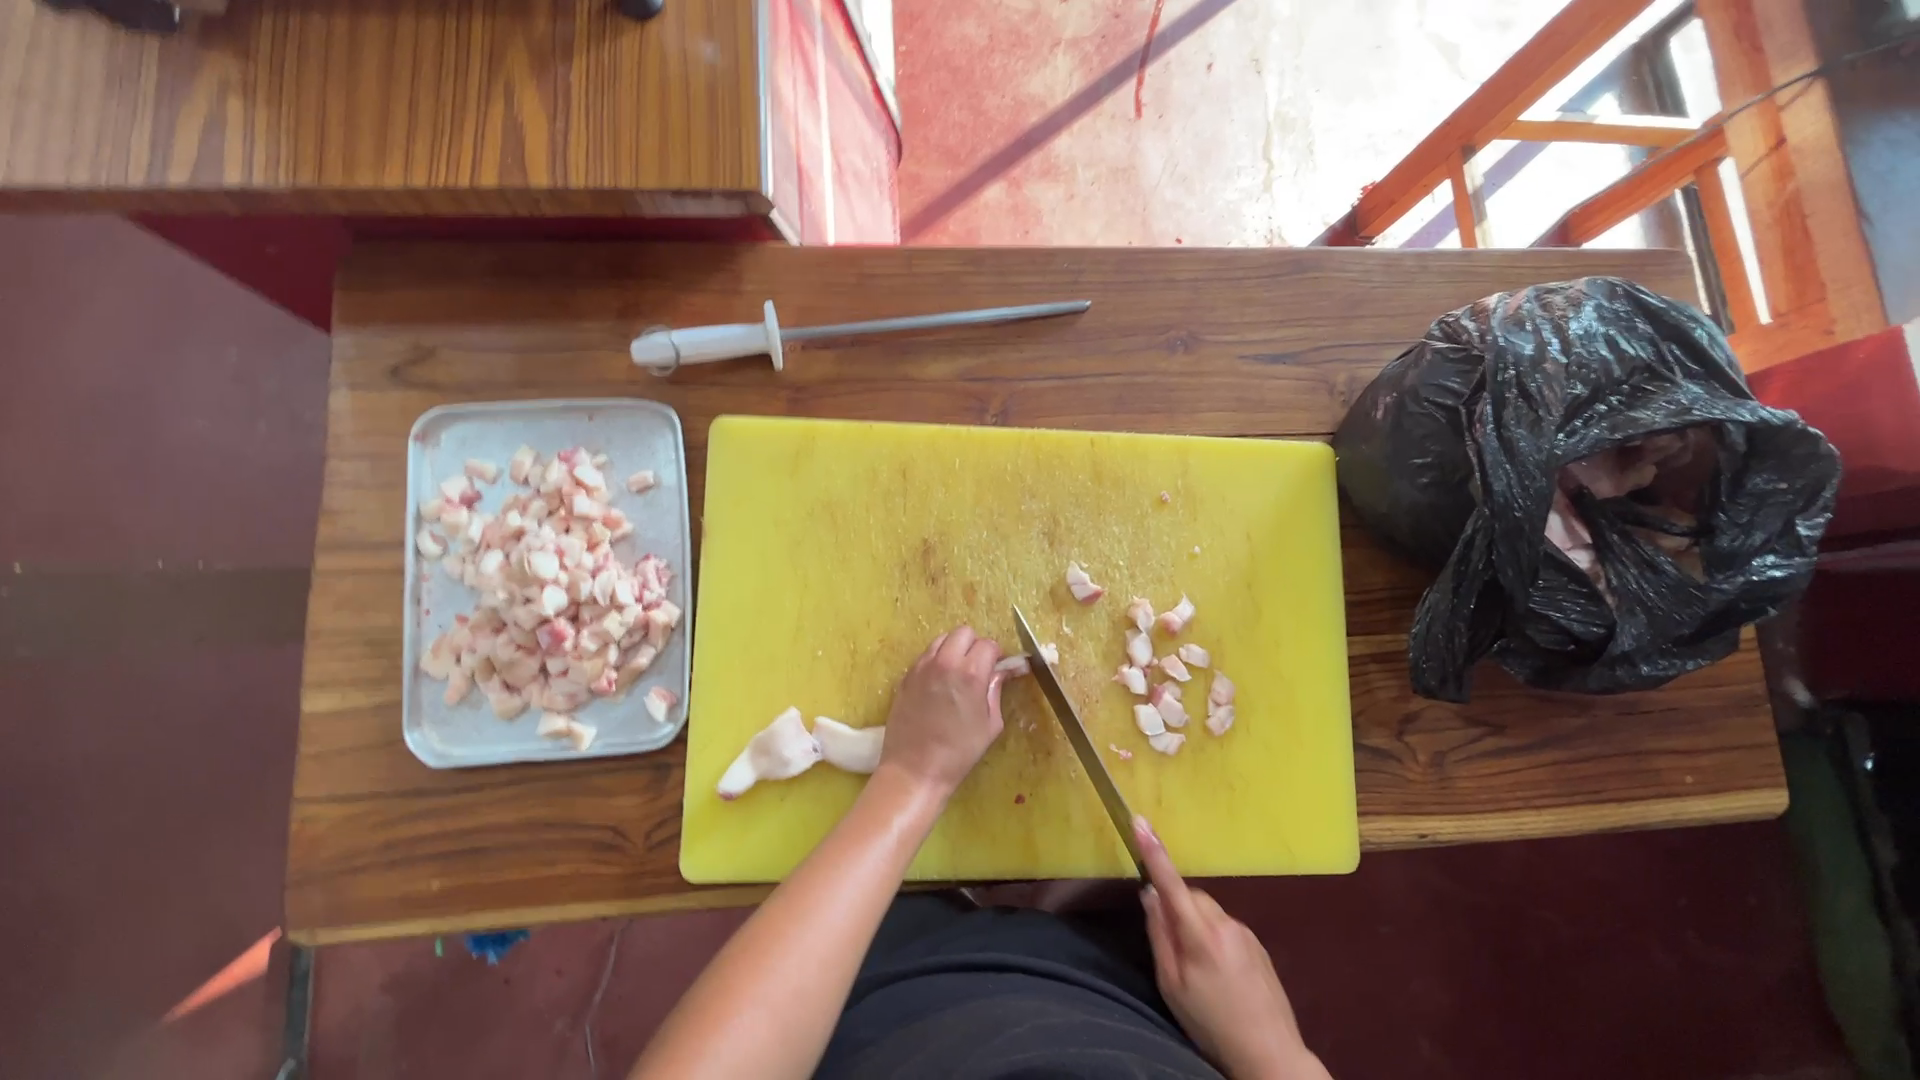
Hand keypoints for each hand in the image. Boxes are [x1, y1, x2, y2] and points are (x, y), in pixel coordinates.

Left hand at [877, 626, 1006, 799]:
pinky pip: (925, 655)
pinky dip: (936, 660)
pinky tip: (938, 683)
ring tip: (956, 673)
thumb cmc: (959, 753)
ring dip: (953, 649)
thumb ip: (996, 691)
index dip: (996, 655)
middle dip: (974, 645)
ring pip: (942, 639)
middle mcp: (945, 662)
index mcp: (970, 673)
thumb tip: (1003, 672)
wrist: (914, 769)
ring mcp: (921, 667)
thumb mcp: (990, 724)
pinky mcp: (906, 676)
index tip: (996, 669)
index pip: (988, 644)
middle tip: (977, 668)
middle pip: (964, 632)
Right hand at [1135, 816, 1330, 1079]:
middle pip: (1189, 895)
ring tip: (1198, 968)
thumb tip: (1149, 894)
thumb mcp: (1171, 986)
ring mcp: (1245, 932)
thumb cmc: (1210, 1023)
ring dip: (1195, 923)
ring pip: (1207, 910)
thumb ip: (1159, 935)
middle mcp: (1225, 923)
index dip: (1153, 852)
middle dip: (1176, 907)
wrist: (1270, 1055)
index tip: (1140, 821)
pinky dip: (1213, 936)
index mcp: (1200, 935)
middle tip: (1171, 948)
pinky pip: (1225, 925)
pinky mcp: (1258, 944)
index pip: (1170, 883)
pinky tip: (1219, 973)